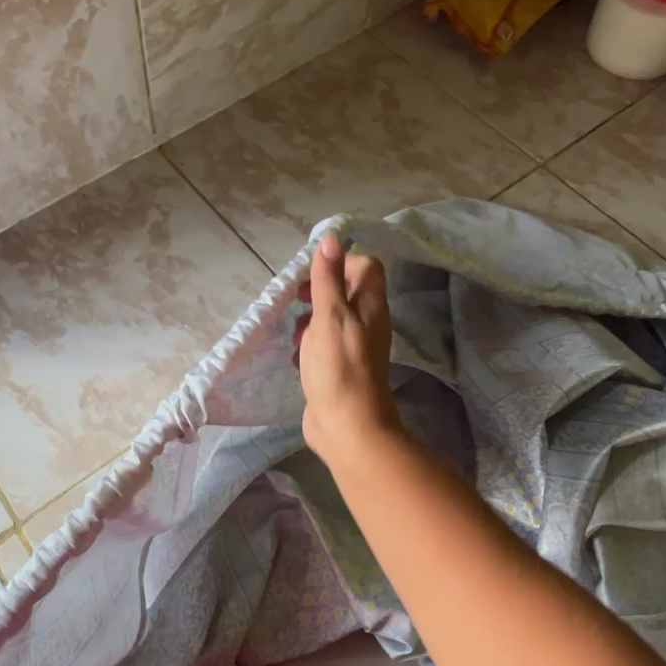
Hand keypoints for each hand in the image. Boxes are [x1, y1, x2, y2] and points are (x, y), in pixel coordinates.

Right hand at [295, 234, 399, 461]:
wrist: (347, 426)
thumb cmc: (339, 367)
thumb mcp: (329, 316)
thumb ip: (328, 279)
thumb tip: (331, 239)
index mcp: (370, 306)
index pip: (365, 266)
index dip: (341, 263)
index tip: (315, 275)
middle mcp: (367, 323)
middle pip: (347, 292)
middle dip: (320, 291)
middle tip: (298, 299)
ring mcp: (355, 347)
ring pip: (333, 319)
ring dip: (311, 319)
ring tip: (294, 330)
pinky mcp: (341, 369)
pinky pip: (325, 345)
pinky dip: (309, 345)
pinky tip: (296, 356)